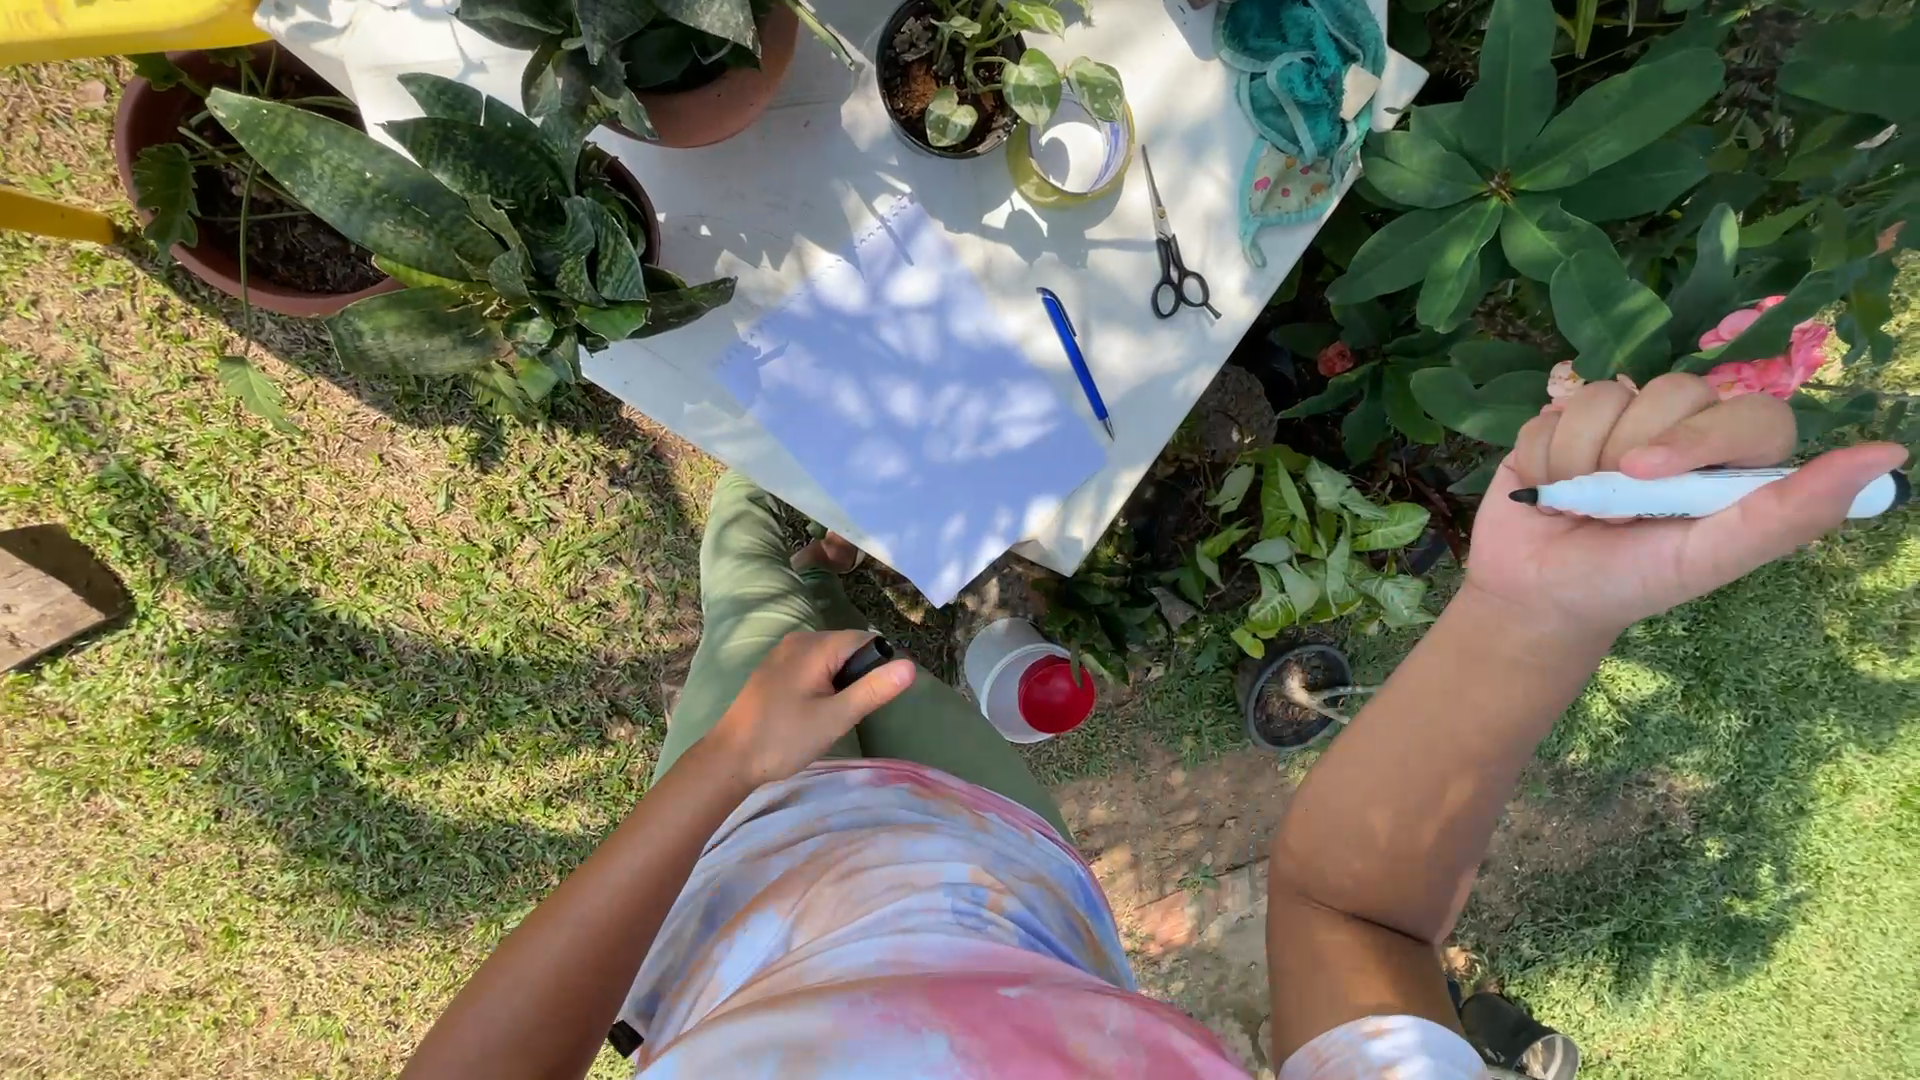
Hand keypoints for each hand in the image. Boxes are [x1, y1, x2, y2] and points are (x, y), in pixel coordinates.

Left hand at [706, 630, 915, 786]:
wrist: (730, 759)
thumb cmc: (784, 739)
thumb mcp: (836, 718)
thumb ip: (874, 690)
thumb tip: (910, 666)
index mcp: (815, 645)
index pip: (866, 641)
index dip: (879, 668)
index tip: (875, 701)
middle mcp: (800, 639)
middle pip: (849, 647)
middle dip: (858, 676)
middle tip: (848, 713)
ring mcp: (784, 652)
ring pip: (832, 658)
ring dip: (841, 682)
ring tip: (831, 715)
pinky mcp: (776, 667)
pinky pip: (814, 665)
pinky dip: (823, 684)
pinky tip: (813, 712)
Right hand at [1465, 373, 1907, 638]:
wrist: (1536, 597)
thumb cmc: (1626, 583)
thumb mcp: (1710, 559)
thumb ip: (1789, 513)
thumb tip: (1887, 453)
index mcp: (1731, 462)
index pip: (1743, 409)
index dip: (1692, 434)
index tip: (1642, 475)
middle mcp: (1676, 434)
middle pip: (1666, 389)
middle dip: (1622, 450)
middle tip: (1611, 502)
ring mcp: (1611, 428)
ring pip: (1598, 398)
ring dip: (1574, 458)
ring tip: (1573, 498)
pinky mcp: (1552, 431)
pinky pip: (1546, 418)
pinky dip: (1538, 460)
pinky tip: (1544, 488)